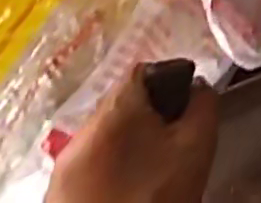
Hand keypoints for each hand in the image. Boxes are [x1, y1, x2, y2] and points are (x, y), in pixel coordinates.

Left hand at [46, 65, 219, 202]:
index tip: (186, 106)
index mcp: (114, 109)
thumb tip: (198, 87)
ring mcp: (63, 169)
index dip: (170, 81)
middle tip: (172, 139)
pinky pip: (89, 166)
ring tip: (150, 169)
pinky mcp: (56, 199)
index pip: (144, 71)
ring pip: (105, 136)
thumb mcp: (195, 149)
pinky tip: (127, 191)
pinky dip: (110, 169)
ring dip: (128, 142)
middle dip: (150, 114)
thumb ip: (204, 104)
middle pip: (122, 103)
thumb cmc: (156, 201)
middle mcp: (81, 131)